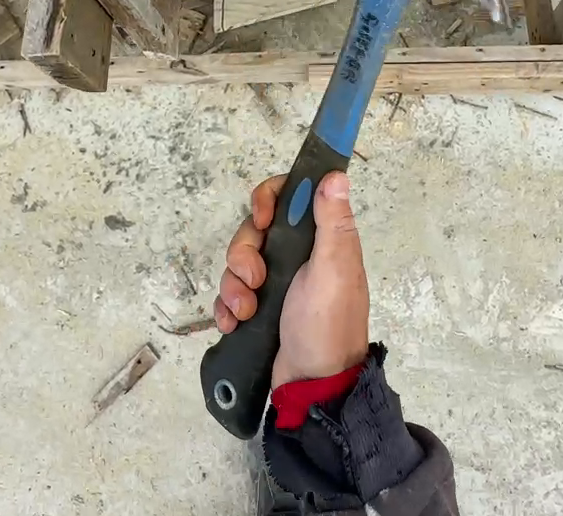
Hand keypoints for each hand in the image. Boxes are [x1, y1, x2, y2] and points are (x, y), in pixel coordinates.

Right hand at [214, 171, 369, 387]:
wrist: (313, 388)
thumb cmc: (326, 324)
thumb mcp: (334, 270)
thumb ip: (332, 222)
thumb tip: (335, 174)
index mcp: (318, 239)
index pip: (288, 196)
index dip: (268, 199)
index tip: (261, 218)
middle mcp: (296, 255)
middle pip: (253, 230)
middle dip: (244, 253)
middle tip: (255, 280)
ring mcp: (275, 283)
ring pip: (237, 263)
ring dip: (234, 286)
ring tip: (245, 312)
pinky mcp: (257, 309)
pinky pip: (229, 294)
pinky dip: (227, 308)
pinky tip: (234, 325)